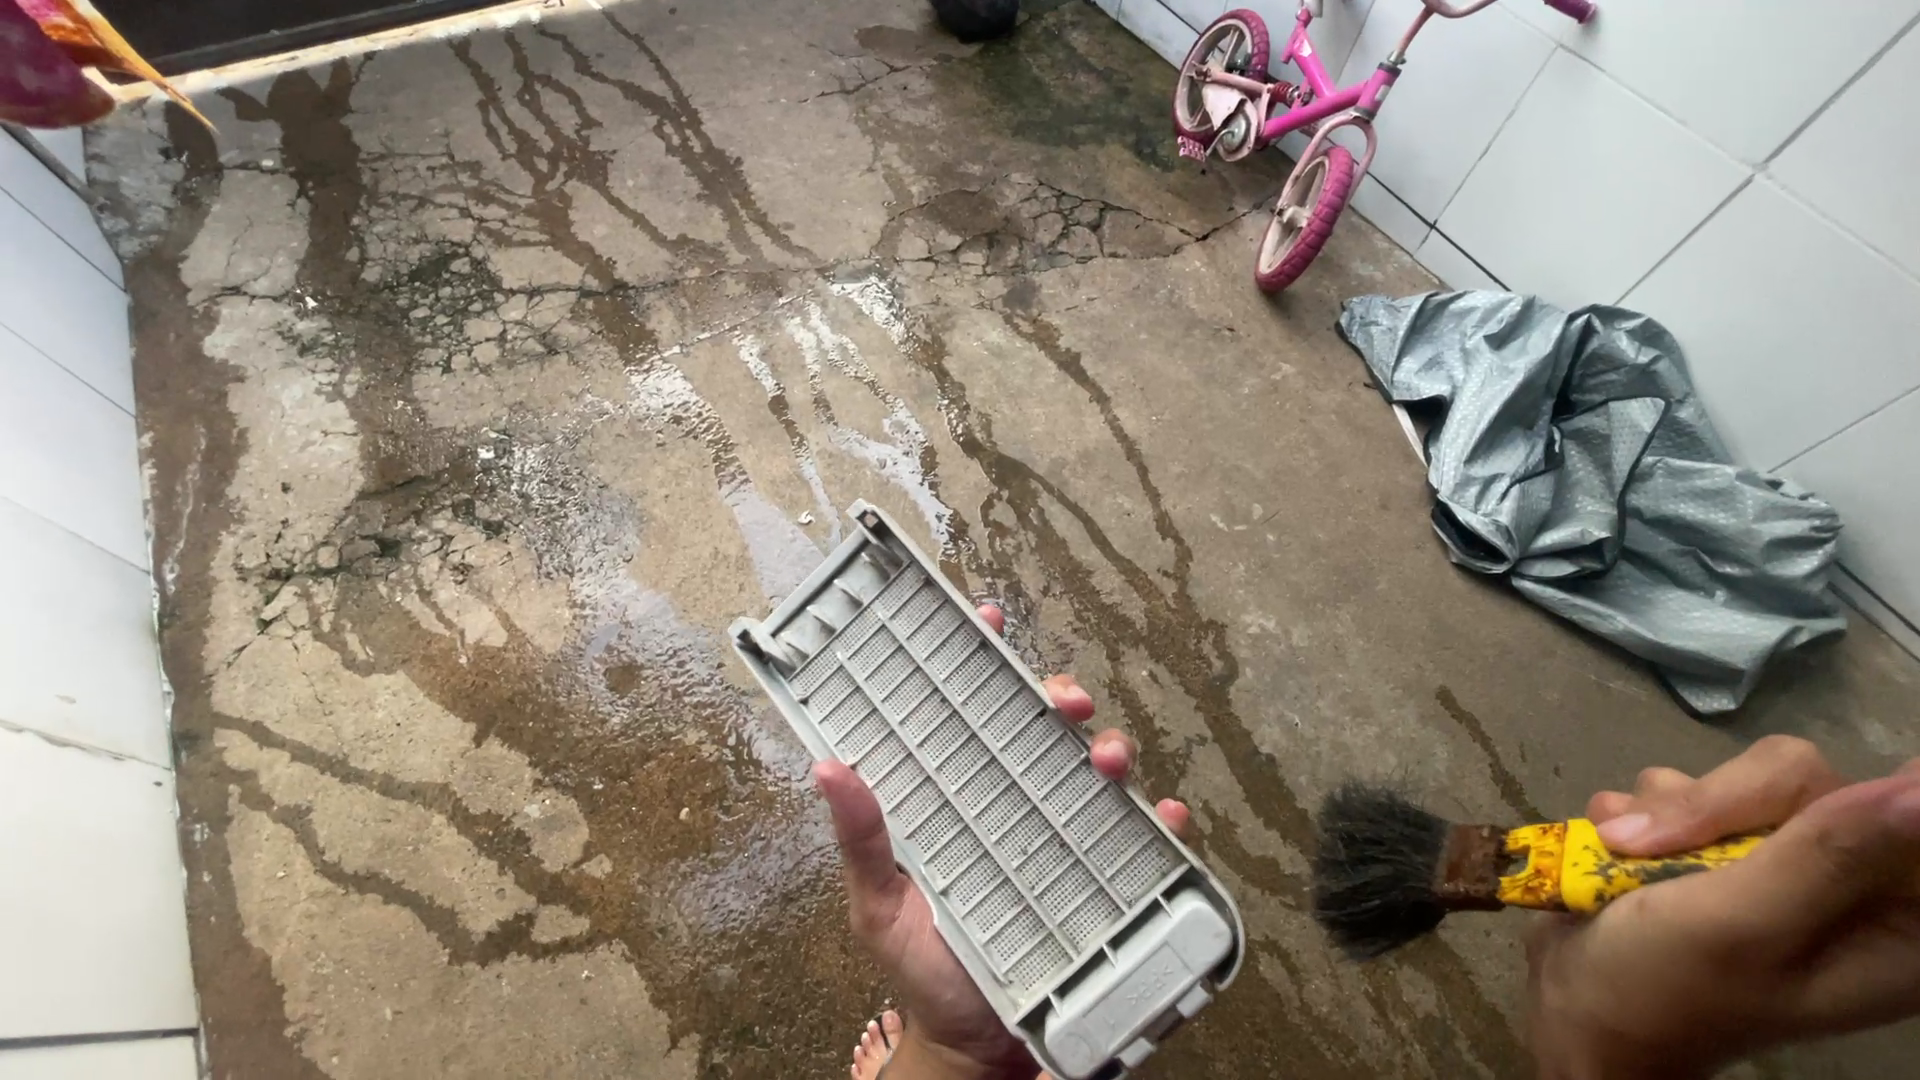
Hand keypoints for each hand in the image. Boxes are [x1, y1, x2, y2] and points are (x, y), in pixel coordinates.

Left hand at [815, 605, 1189, 1079]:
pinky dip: (1157, 821)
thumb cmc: (921, 963)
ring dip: (1110, 747)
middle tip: (1063, 701)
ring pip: (1093, 768)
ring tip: (1108, 759)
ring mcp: (1059, 835)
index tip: (985, 619)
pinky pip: (1140, 839)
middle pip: (1040, 728)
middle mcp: (1012, 800)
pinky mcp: (1101, 878)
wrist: (976, 1042)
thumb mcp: (878, 901)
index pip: (970, 713)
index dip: (978, 659)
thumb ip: (861, 839)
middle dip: (1056, 696)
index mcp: (959, 792)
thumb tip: (827, 766)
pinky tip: (1162, 817)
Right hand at [1526, 736, 1919, 1079]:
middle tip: (1646, 843)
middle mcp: (1834, 885)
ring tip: (1622, 858)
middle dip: (1704, 803)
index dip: (1832, 800)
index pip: (1894, 813)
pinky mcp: (1693, 847)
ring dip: (1653, 813)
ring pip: (1714, 779)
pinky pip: (1660, 792)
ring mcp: (1757, 863)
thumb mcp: (1739, 926)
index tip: (1770, 821)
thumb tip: (1919, 790)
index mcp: (1891, 924)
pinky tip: (1609, 851)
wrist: (1570, 1004)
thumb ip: (1823, 855)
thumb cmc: (1661, 983)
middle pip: (1789, 778)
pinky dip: (1624, 815)